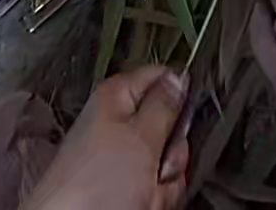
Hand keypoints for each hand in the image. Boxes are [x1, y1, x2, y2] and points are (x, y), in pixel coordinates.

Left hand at [22, 66, 189, 209]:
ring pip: (165, 165)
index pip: (162, 78)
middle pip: (168, 128)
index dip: (179, 98)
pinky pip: (155, 191)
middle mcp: (119, 123)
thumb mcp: (140, 137)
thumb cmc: (95, 184)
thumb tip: (179, 77)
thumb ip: (164, 104)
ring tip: (140, 194)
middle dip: (170, 153)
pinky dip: (153, 202)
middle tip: (155, 166)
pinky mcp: (123, 190)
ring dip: (161, 184)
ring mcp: (122, 159)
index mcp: (118, 96)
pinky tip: (138, 207)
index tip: (180, 119)